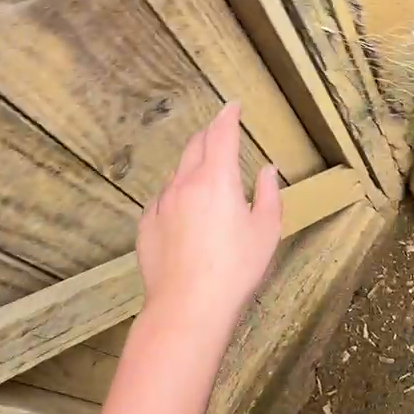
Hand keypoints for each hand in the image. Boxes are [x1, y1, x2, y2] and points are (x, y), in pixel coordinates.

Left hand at [135, 103, 281, 334]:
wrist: (187, 308)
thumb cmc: (236, 268)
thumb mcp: (266, 230)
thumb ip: (267, 193)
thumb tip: (266, 169)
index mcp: (216, 179)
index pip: (221, 134)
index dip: (228, 116)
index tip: (232, 105)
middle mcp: (185, 183)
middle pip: (195, 146)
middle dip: (209, 133)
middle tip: (220, 131)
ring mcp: (161, 204)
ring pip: (177, 172)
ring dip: (192, 164)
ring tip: (205, 173)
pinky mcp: (146, 225)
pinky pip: (162, 198)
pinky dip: (176, 192)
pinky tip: (185, 208)